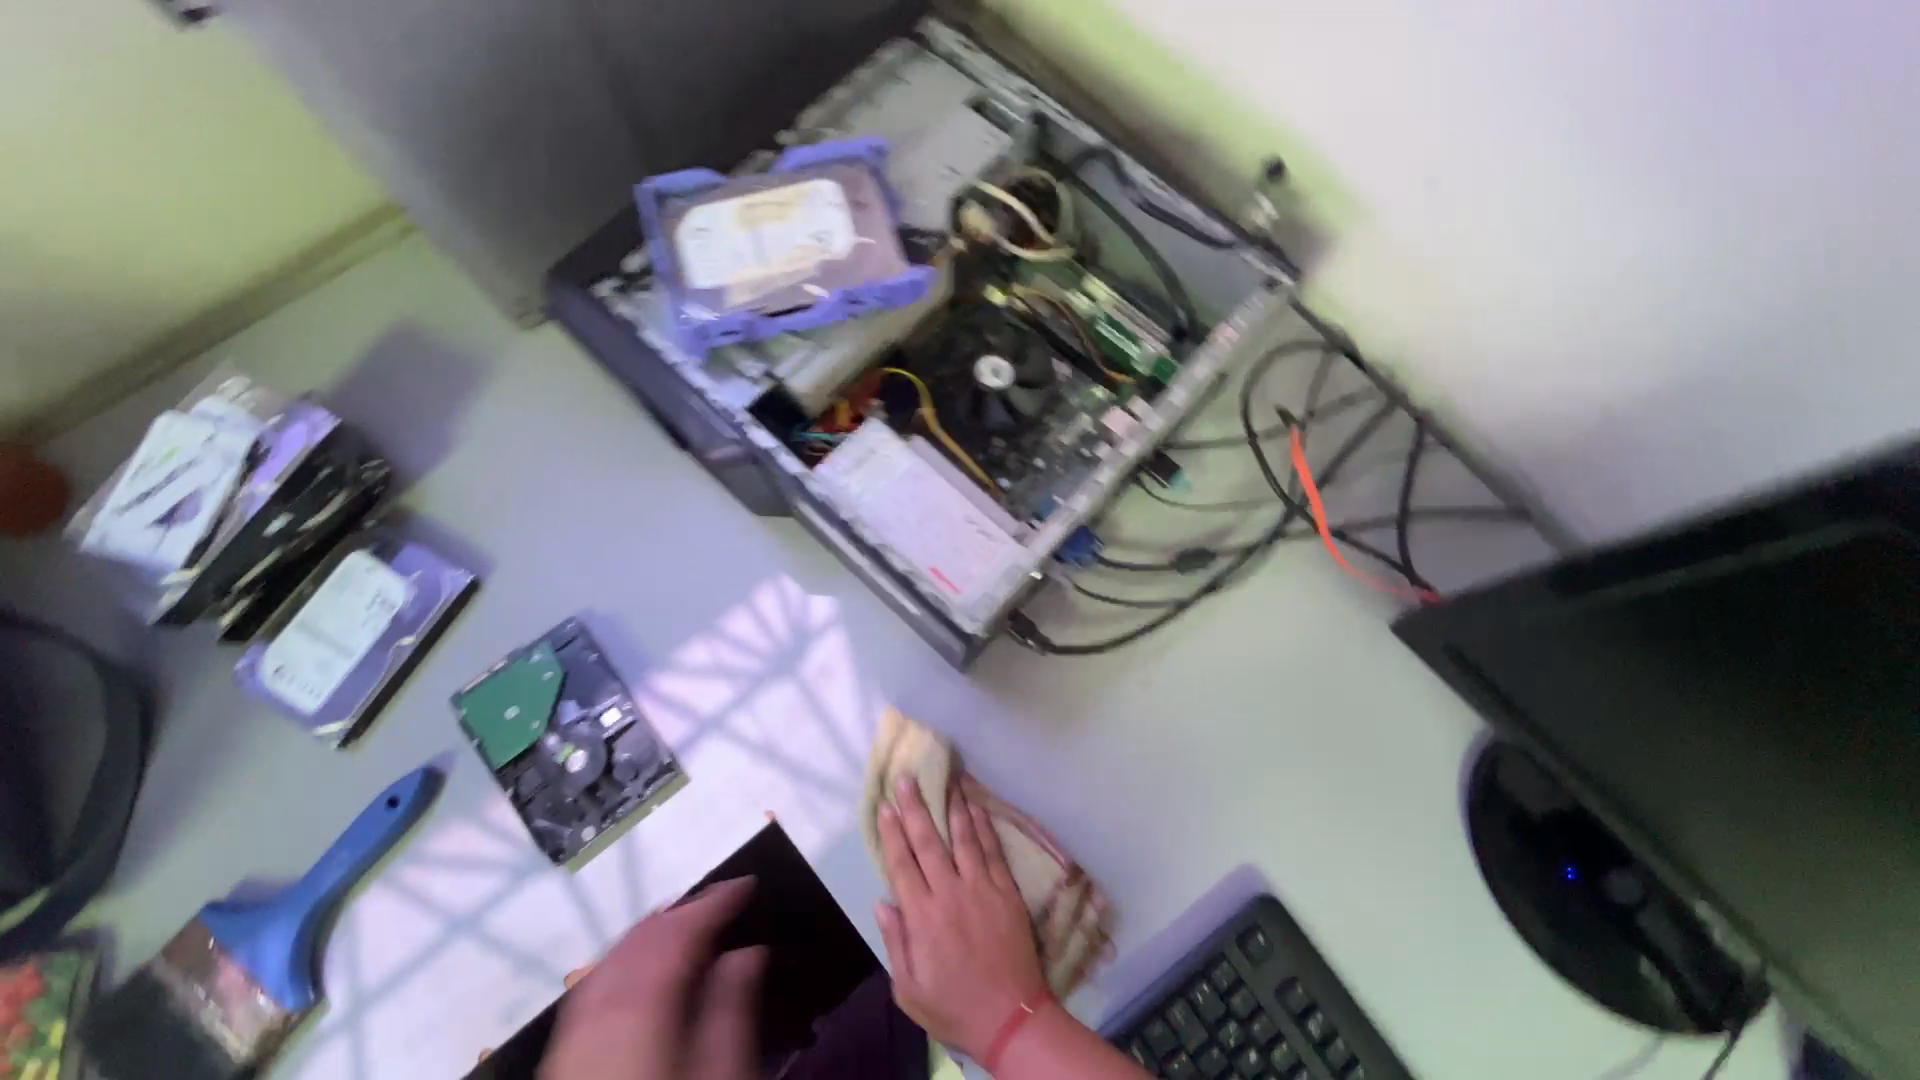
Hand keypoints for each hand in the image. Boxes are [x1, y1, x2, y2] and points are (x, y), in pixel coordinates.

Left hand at [540, 877, 764, 1079]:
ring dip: (649, 936)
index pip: (678, 935)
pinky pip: (592, 993)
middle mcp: (598, 1015)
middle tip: (721, 901)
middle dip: (679, 913)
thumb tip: (747, 953)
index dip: (713, 902)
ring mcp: (571, 1044)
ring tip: (687, 926)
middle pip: (636, 943)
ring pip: (609, 964)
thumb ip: (733, 1010)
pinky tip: (641, 975)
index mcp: (642, 1012)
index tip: (747, 885)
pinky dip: (623, 966)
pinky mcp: (562, 1068)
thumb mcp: (724, 1078)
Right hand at [875, 776, 1047, 1061]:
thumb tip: (882, 901)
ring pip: (964, 839)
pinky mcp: (1007, 893)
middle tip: (907, 778)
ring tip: (945, 780)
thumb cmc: (953, 1007)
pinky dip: (984, 828)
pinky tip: (976, 808)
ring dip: (952, 808)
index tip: (885, 806)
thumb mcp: (908, 989)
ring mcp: (982, 890)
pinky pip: (994, 852)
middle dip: (915, 808)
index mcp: (922, 917)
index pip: (902, 864)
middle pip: (928, 843)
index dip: (892, 833)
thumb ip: (895, 942)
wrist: (1010, 1018)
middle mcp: (950, 894)